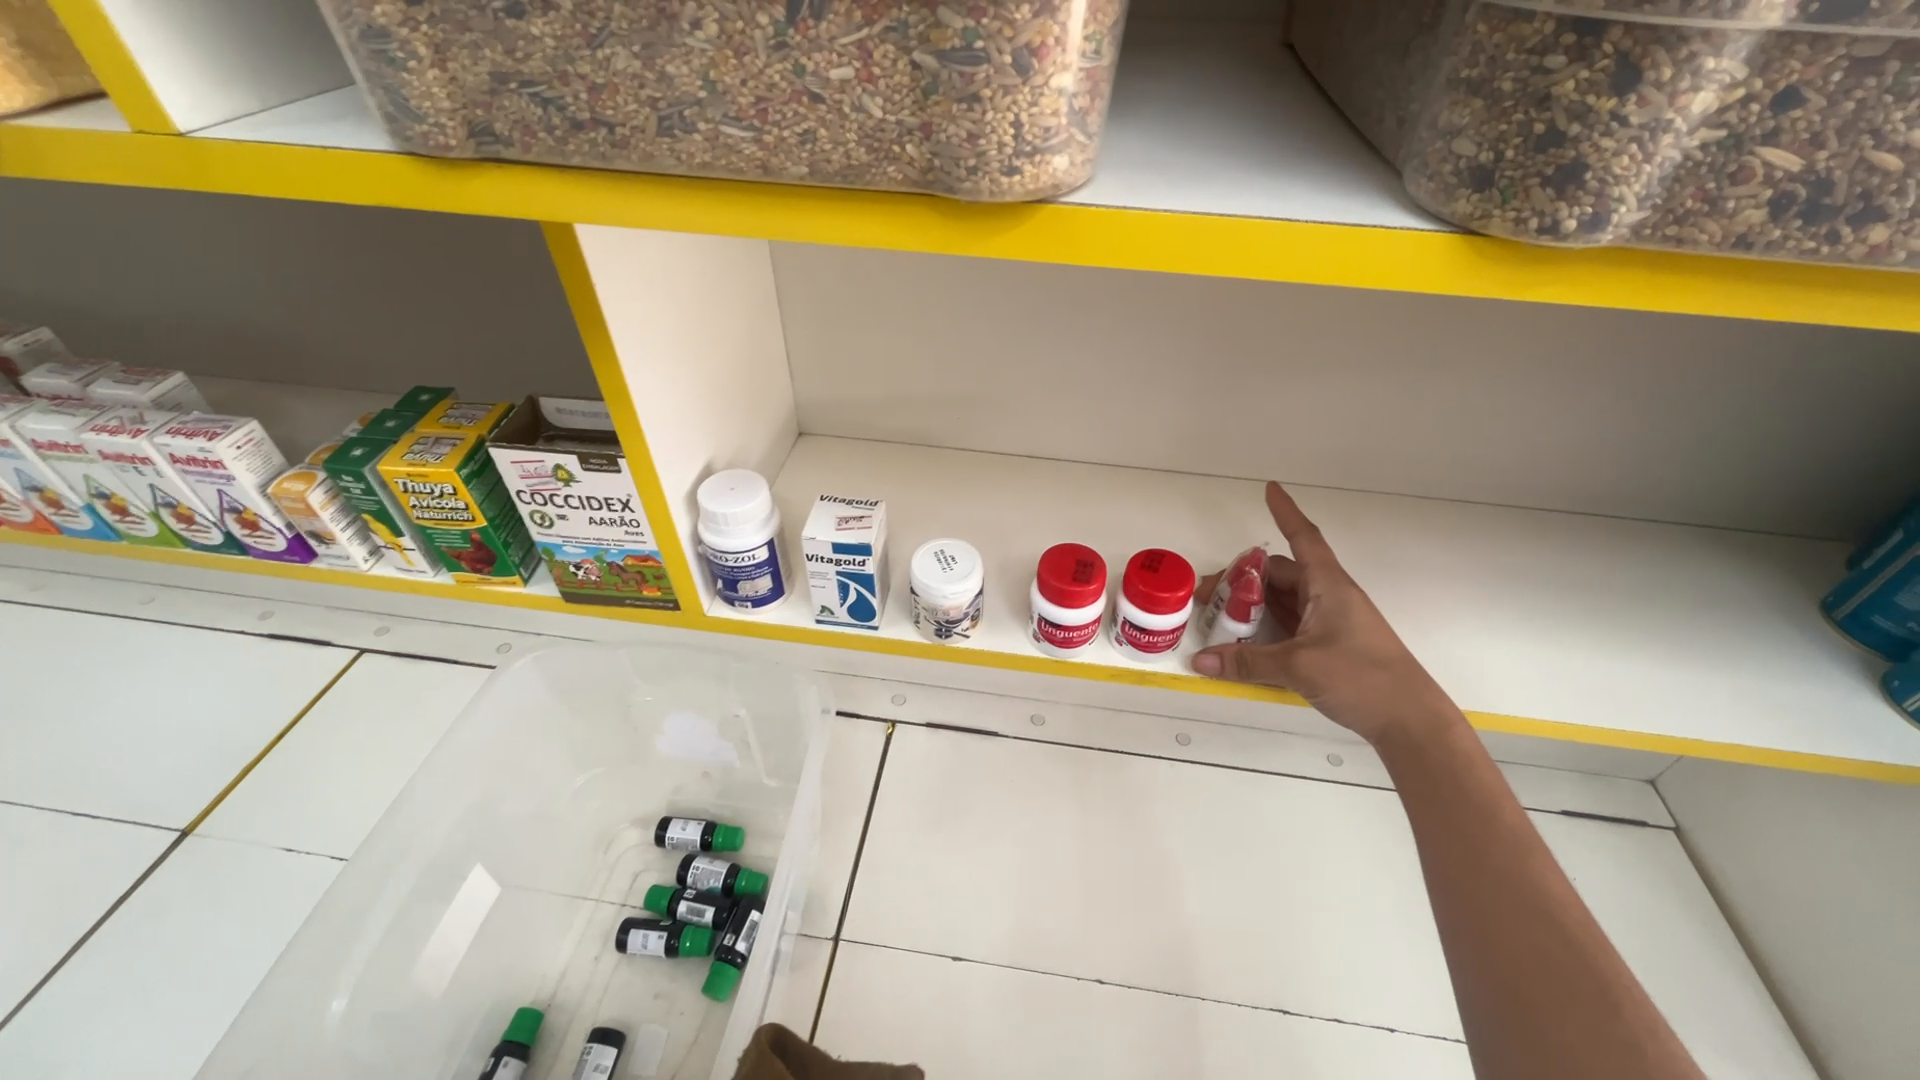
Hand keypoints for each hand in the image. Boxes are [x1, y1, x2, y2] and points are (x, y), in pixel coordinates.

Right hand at [1193, 482, 1456, 744]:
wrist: (1409, 719)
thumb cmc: (1362, 678)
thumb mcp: (1298, 667)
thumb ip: (1247, 662)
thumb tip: (1200, 660)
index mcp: (1328, 586)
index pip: (1303, 539)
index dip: (1285, 513)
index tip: (1270, 489)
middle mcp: (1328, 597)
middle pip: (1279, 574)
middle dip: (1242, 579)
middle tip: (1206, 597)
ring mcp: (1329, 622)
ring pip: (1281, 601)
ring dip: (1250, 605)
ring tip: (1217, 619)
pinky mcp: (1329, 646)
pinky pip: (1288, 625)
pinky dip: (1264, 627)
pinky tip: (1243, 642)